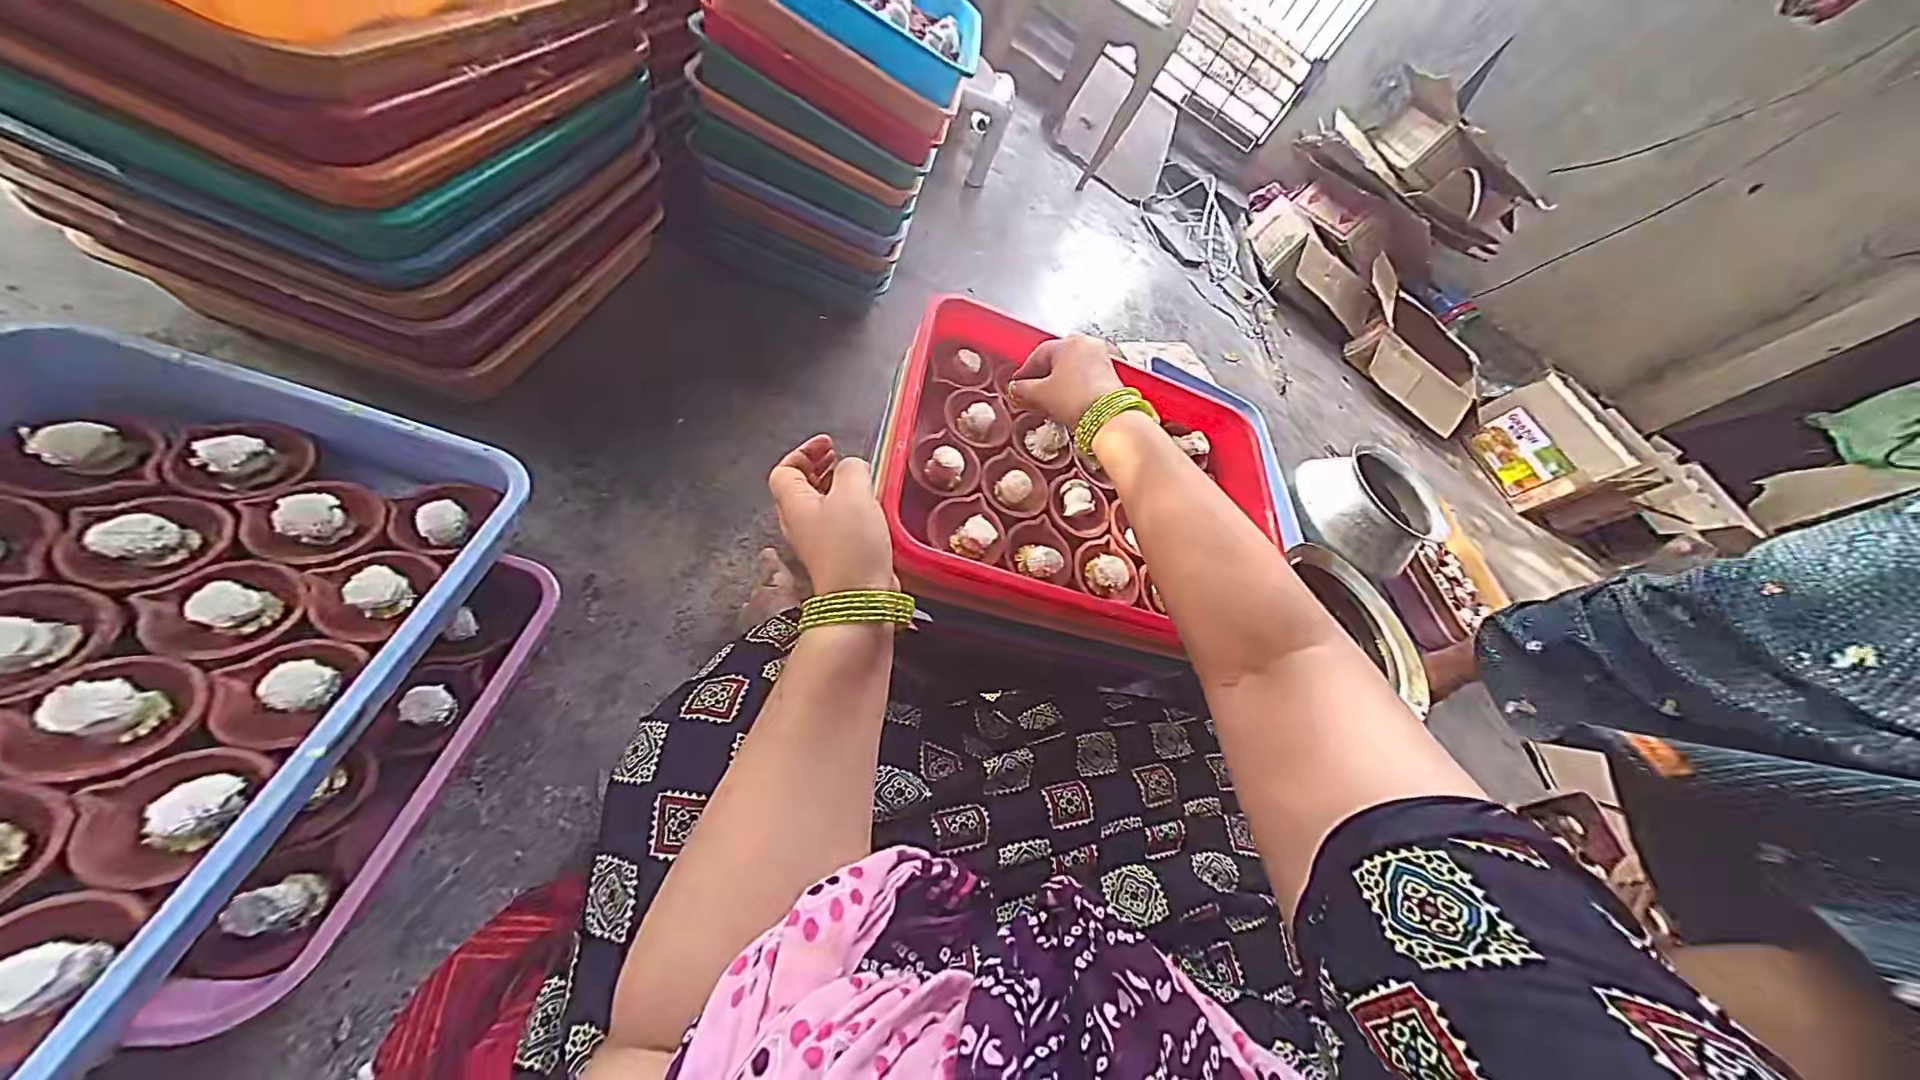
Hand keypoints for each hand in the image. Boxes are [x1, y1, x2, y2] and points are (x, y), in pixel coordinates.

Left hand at [767, 435, 896, 594]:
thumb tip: (853, 468)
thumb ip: (852, 468)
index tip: (827, 444)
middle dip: (818, 466)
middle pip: (799, 485)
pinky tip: (867, 505)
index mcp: (793, 503)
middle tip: (837, 455)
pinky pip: (835, 520)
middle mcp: (799, 522)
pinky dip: (846, 506)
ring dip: (833, 485)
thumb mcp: (853, 492)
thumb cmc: (851, 545)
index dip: (804, 452)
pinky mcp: (836, 552)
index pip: (785, 469)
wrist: (860, 596)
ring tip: (854, 476)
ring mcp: (816, 539)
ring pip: (818, 503)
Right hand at [1007, 334, 1123, 429]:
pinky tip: (1066, 402)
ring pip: (1071, 369)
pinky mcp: (1110, 376)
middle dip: (1042, 377)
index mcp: (1068, 343)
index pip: (1038, 355)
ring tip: (1048, 401)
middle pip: (1056, 360)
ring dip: (1058, 383)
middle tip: (1031, 394)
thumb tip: (1015, 388)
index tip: (1017, 385)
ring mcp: (1101, 359)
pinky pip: (1084, 378)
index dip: (1024, 372)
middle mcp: (1087, 345)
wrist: (1108, 418)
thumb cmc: (1075, 399)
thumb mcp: (1040, 395)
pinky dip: (1073, 388)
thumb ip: (1022, 389)